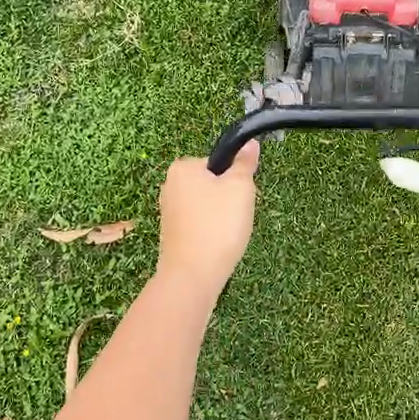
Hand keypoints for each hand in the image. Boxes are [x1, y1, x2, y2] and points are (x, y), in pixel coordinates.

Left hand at [155, 142, 259, 292]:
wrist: (193, 275)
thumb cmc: (218, 225)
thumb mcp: (240, 187)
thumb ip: (245, 163)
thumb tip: (249, 144)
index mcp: (182, 167)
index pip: (219, 163)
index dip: (235, 178)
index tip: (241, 197)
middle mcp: (169, 186)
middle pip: (213, 184)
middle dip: (228, 199)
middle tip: (235, 216)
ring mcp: (169, 211)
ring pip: (208, 206)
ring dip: (222, 217)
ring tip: (227, 233)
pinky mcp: (172, 234)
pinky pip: (200, 224)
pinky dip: (211, 231)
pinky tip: (217, 244)